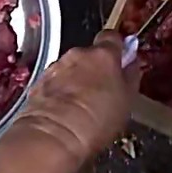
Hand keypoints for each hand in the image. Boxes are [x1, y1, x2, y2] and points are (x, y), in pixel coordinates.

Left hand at [8, 32, 136, 164]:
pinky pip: (54, 82)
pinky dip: (60, 92)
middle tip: (102, 92)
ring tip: (83, 107)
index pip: (112, 37)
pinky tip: (65, 112)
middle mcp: (78, 54)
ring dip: (77, 81)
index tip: (121, 60)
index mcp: (103, 55)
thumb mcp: (127, 100)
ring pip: (71, 68)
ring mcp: (56, 66)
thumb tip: (132, 62)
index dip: (117, 47)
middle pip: (89, 55)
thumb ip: (130, 75)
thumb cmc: (97, 119)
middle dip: (95, 69)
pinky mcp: (39, 82)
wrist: (55, 135)